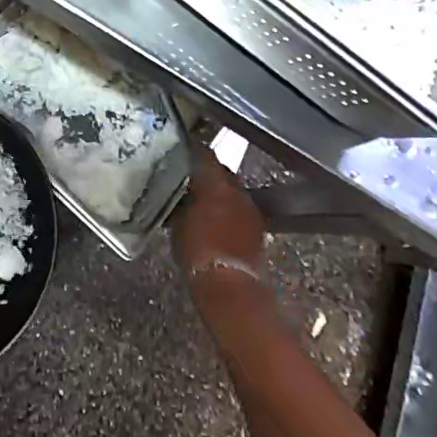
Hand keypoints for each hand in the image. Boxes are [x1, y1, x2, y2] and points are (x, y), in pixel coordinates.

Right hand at [172, 138, 267, 277]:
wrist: (229, 283)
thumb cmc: (197, 251)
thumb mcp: (178, 224)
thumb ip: (181, 203)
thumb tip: (180, 195)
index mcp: (216, 184)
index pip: (205, 156)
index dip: (193, 153)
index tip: (183, 153)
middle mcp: (238, 190)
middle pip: (223, 173)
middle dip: (208, 175)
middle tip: (190, 182)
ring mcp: (251, 209)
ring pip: (233, 192)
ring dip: (220, 194)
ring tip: (202, 204)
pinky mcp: (258, 227)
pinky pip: (240, 210)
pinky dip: (229, 211)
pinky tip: (217, 222)